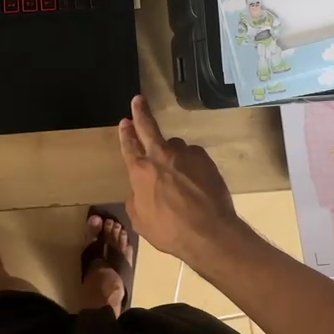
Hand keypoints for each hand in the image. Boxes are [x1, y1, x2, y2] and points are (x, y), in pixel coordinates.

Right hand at [117, 95, 244, 261]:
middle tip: (139, 100)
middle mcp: (161, 156)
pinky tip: (196, 182)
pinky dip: (191, 165)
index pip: (129, 146)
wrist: (208, 232)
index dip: (126, 133)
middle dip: (141, 112)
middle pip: (149, 127)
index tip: (124, 121)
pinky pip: (193, 157)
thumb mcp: (140, 221)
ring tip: (179, 176)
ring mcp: (185, 155)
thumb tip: (140, 190)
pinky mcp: (205, 159)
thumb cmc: (169, 231)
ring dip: (173, 155)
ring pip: (175, 147)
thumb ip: (136, 199)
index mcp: (140, 170)